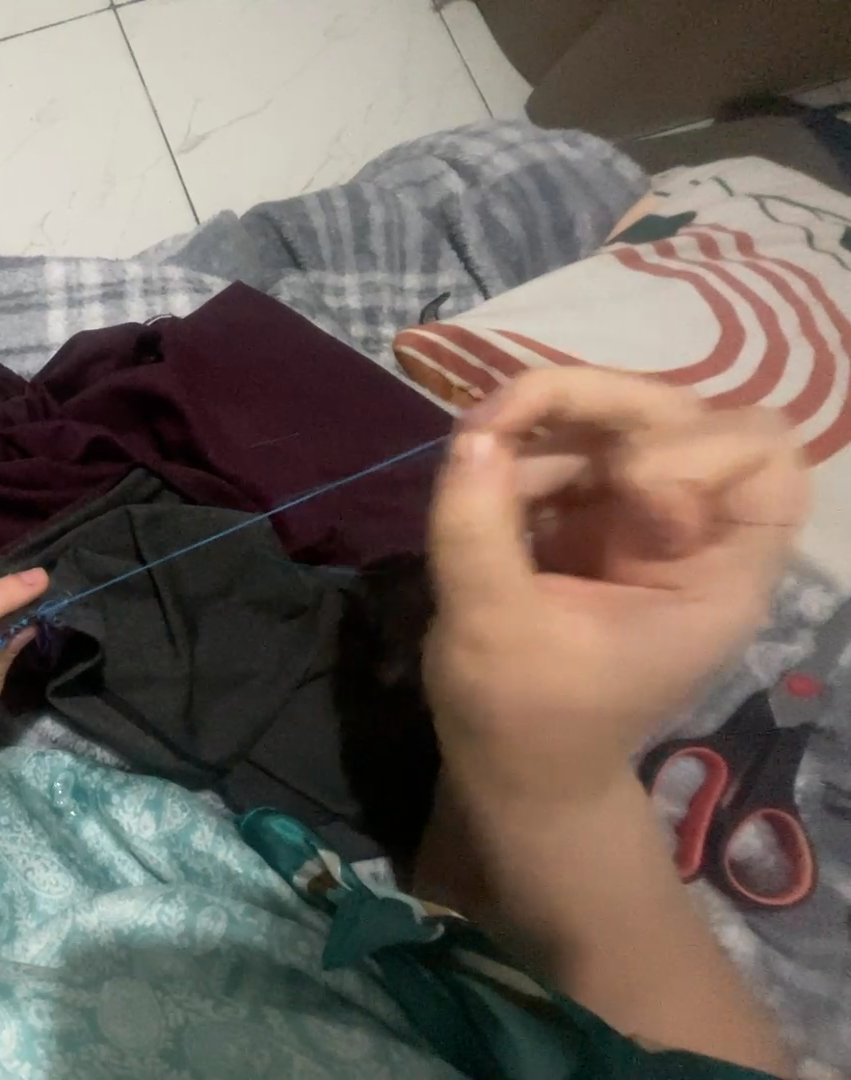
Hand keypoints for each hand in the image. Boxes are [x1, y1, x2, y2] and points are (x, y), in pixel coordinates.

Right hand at [425, 368, 807, 809]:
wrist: (509, 759)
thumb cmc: (521, 710)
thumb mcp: (491, 622)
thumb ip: (477, 529)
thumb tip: (469, 437)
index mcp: (716, 569)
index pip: (754, 456)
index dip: (679, 456)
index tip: (606, 502)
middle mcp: (685, 531)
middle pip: (676, 418)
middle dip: (584, 403)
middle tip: (490, 422)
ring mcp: (624, 525)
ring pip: (604, 430)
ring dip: (530, 437)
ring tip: (469, 483)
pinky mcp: (571, 529)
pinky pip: (553, 461)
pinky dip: (508, 463)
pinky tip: (472, 495)